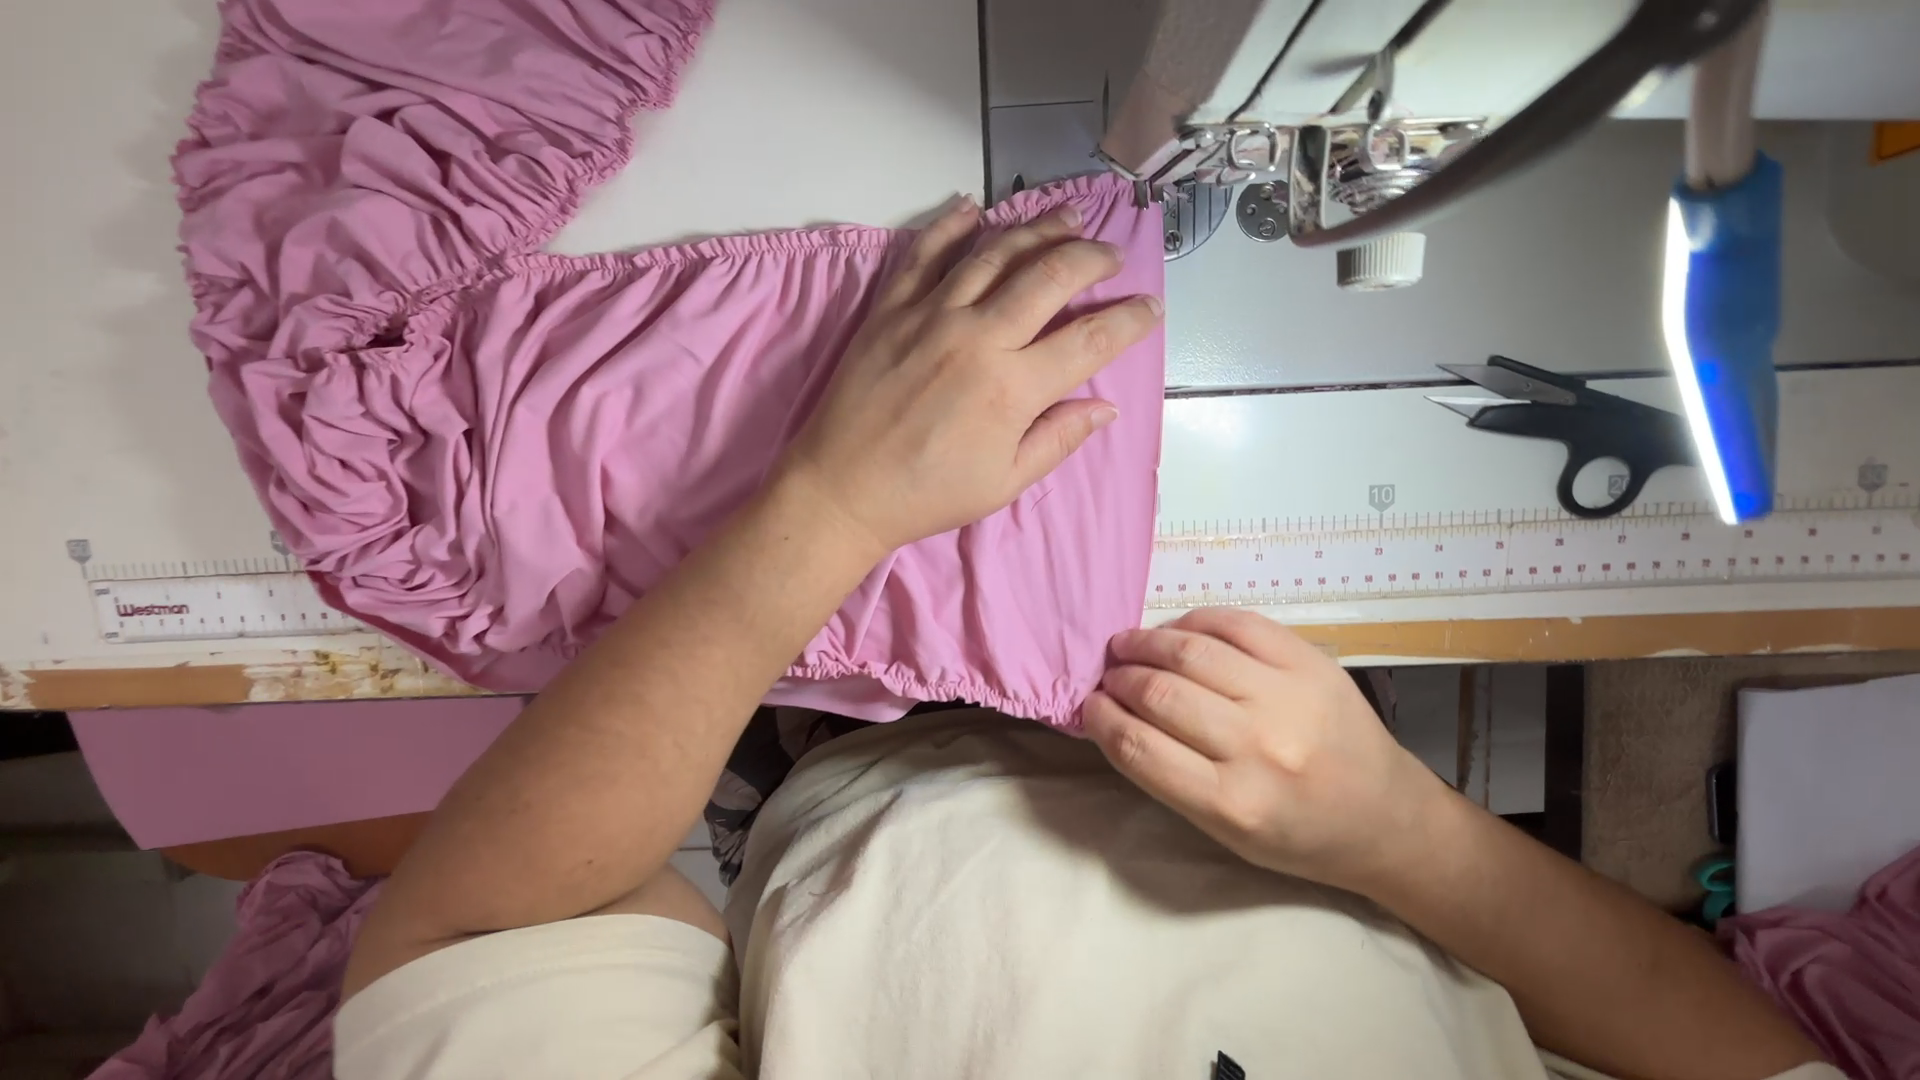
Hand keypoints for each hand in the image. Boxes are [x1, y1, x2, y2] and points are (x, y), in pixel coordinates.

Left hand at [777, 196, 1161, 556]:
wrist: (842, 489)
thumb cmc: (927, 494)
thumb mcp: (1004, 482)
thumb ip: (1058, 439)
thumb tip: (1105, 407)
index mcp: (1013, 388)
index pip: (1090, 341)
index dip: (1130, 320)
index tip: (1151, 309)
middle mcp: (979, 337)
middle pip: (1051, 276)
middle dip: (1093, 258)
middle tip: (1112, 257)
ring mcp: (932, 315)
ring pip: (996, 252)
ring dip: (1039, 230)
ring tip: (1067, 221)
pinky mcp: (892, 308)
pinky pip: (926, 253)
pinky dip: (952, 226)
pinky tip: (974, 208)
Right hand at [1083, 608, 1453, 892]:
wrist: (1387, 819)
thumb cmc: (1295, 835)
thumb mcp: (1222, 829)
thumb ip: (1165, 772)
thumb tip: (1111, 712)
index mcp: (1232, 804)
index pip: (1138, 746)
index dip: (1100, 718)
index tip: (1090, 705)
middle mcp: (1260, 749)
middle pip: (1159, 694)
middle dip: (1119, 678)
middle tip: (1109, 675)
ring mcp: (1290, 699)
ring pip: (1191, 652)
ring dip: (1145, 643)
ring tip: (1129, 646)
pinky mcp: (1312, 663)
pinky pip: (1237, 623)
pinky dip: (1194, 622)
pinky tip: (1177, 632)